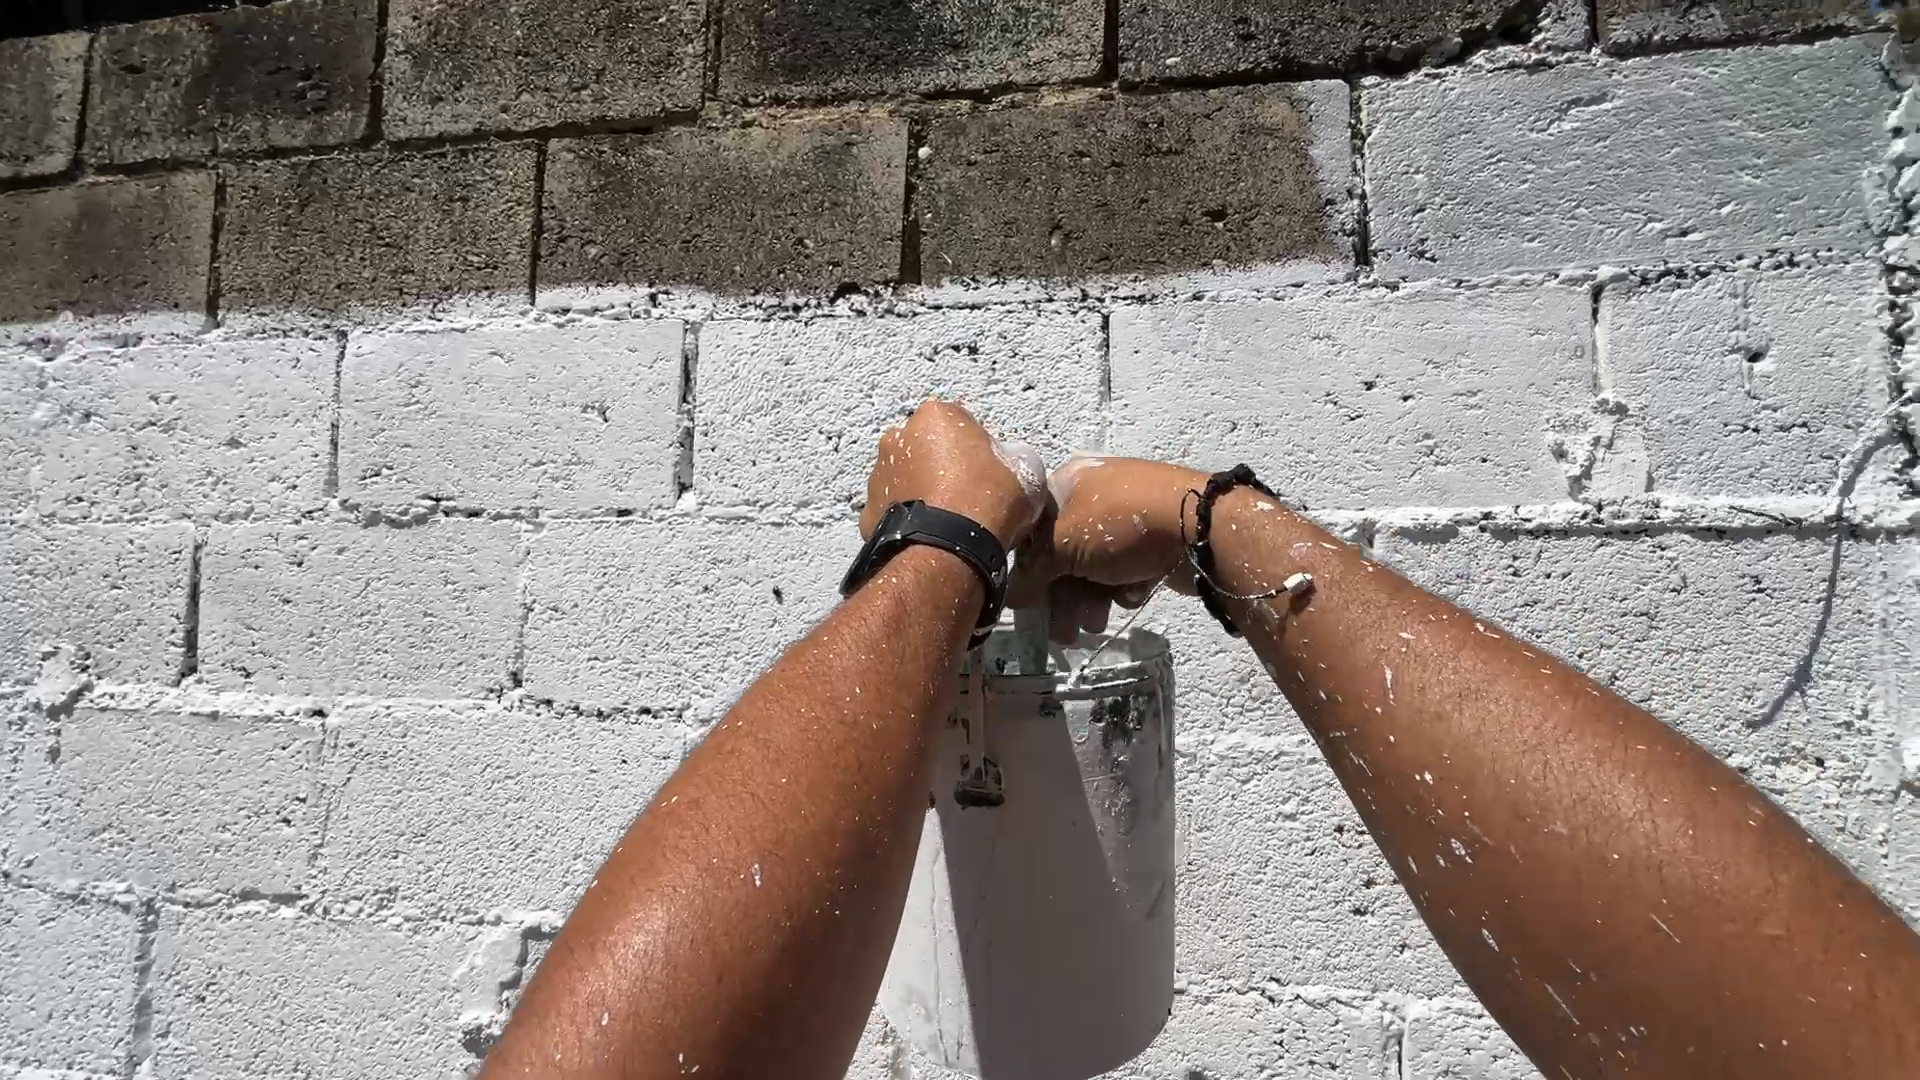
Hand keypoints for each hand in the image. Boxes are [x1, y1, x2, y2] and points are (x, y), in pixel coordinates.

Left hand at [859, 400, 1046, 549]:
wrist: (948, 554)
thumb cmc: (989, 504)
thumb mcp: (1027, 470)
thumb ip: (1014, 455)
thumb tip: (1008, 461)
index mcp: (936, 416)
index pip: (961, 424)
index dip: (979, 450)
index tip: (989, 474)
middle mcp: (898, 437)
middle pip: (927, 448)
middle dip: (943, 467)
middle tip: (968, 498)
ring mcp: (878, 475)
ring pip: (906, 479)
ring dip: (923, 493)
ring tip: (949, 523)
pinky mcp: (868, 513)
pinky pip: (893, 511)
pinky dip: (907, 521)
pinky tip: (929, 538)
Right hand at [1008, 456, 1209, 642]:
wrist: (1200, 526)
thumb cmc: (1120, 525)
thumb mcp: (1062, 546)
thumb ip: (1031, 572)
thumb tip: (1010, 597)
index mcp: (1067, 483)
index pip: (1032, 528)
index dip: (1027, 567)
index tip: (1027, 602)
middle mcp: (1094, 495)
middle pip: (1063, 553)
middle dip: (1062, 595)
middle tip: (1062, 634)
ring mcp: (1127, 517)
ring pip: (1094, 567)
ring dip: (1089, 600)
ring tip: (1094, 627)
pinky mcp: (1153, 540)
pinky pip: (1125, 569)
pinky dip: (1122, 587)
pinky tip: (1131, 596)